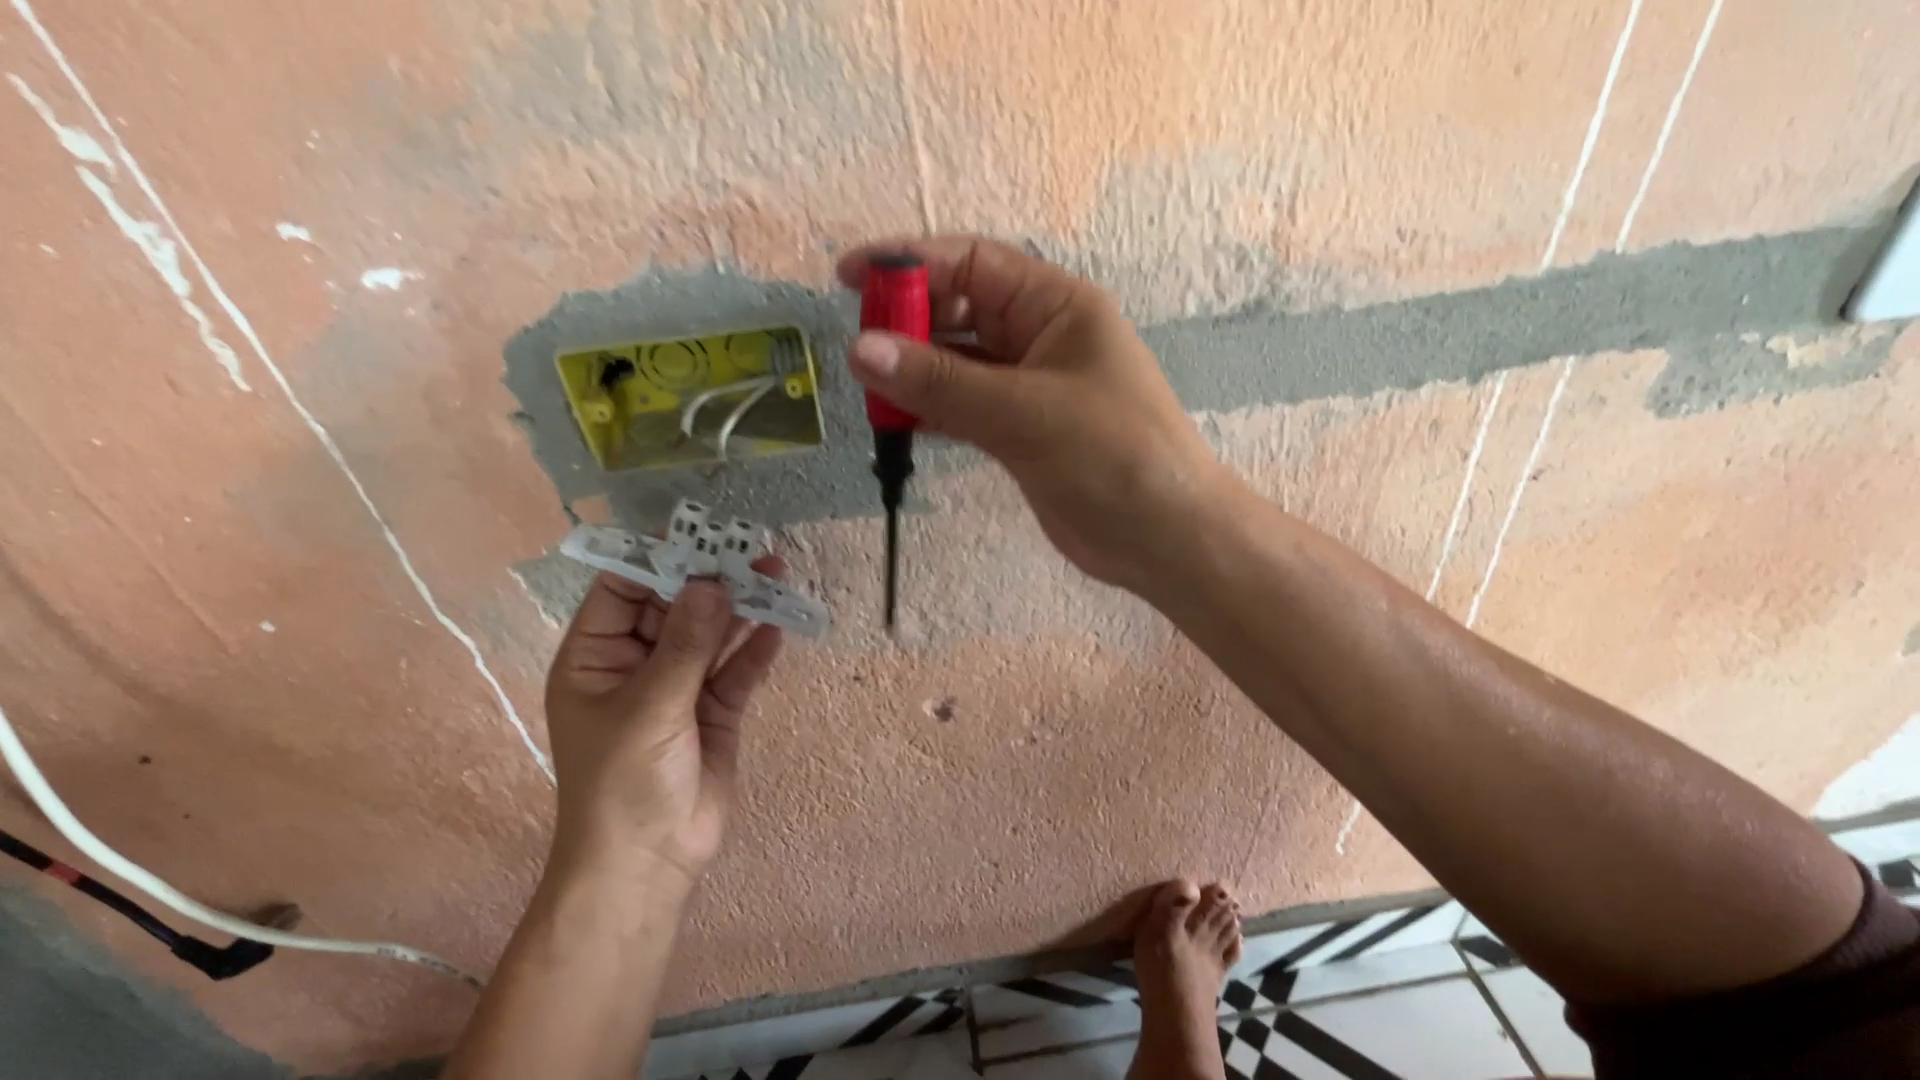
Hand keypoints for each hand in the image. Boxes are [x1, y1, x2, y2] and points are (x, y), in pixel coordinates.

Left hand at [543, 567, 783, 886]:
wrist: (648, 864)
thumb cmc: (624, 783)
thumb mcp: (648, 707)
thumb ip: (685, 644)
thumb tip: (712, 583)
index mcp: (596, 656)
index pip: (624, 589)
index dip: (659, 559)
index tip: (701, 534)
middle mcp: (637, 663)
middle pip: (675, 606)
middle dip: (711, 578)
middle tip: (752, 549)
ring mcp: (679, 687)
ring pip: (712, 634)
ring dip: (742, 607)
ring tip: (778, 572)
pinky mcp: (715, 711)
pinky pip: (737, 670)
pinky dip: (757, 649)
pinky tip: (779, 626)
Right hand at [838, 237, 1226, 591]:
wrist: (1164, 538)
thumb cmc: (1112, 455)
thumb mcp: (1025, 411)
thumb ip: (941, 382)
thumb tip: (861, 349)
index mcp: (1056, 305)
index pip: (973, 263)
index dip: (911, 262)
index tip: (849, 277)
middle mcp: (1039, 337)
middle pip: (958, 310)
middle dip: (907, 322)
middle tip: (858, 350)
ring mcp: (1027, 386)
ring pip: (955, 363)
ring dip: (913, 371)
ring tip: (867, 389)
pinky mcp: (1017, 431)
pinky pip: (960, 406)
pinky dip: (928, 409)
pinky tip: (895, 420)